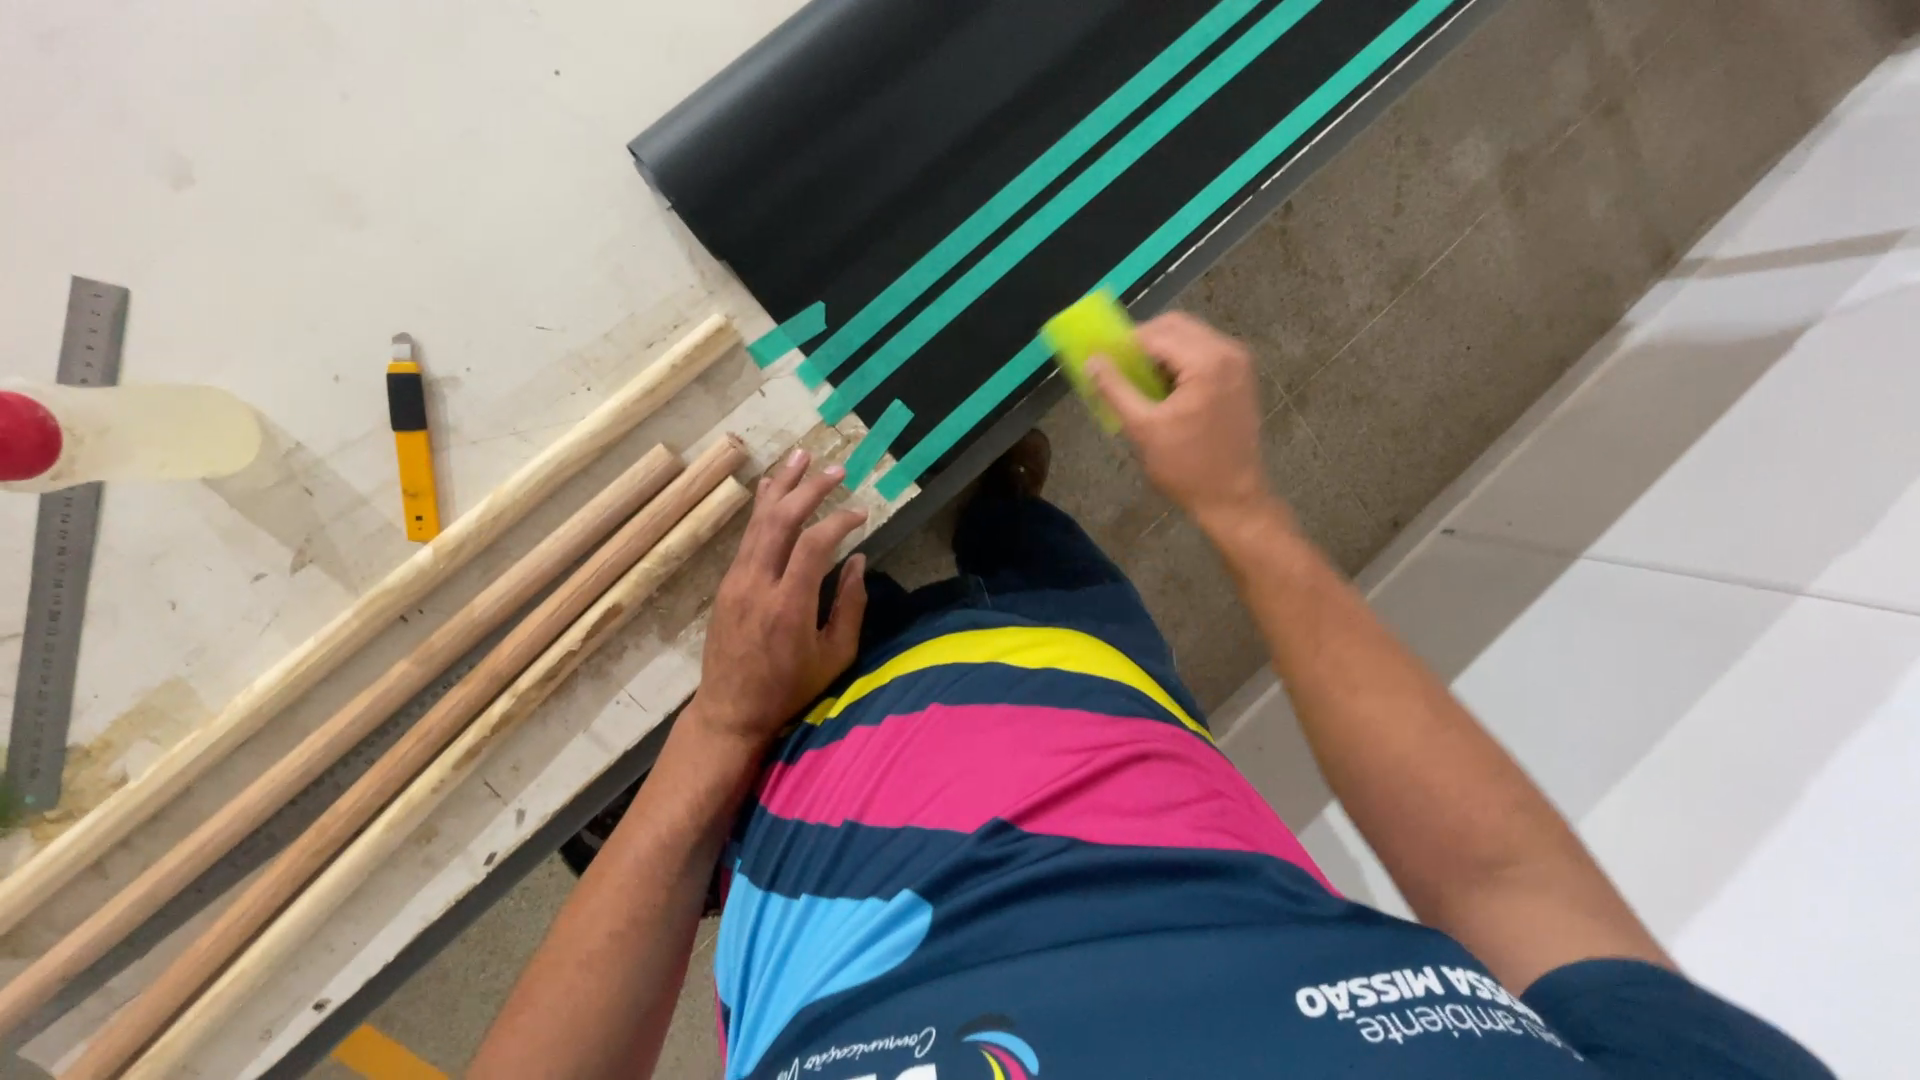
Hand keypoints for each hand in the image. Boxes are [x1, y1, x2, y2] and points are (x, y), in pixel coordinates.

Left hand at [686, 449, 867, 748]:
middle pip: (781, 520)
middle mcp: (757, 584)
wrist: (731, 709)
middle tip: (836, 468)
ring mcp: (737, 580)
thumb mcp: (835, 656)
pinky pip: (747, 535)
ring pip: (759, 521)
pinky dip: (762, 508)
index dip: (840, 521)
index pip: (815, 544)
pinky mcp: (727, 583)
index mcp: (788, 605)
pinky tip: (772, 488)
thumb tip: (858, 561)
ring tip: (801, 456)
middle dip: (809, 489)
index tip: (862, 513)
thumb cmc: (791, 688)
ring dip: (781, 487)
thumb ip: (850, 606)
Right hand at [1089, 312, 1288, 532]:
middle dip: (1143, 343)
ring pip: (1190, 337)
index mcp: (1206, 362)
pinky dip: (1180, 362)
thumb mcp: (1143, 428)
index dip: (1124, 344)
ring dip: (1161, 351)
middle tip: (1119, 370)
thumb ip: (1115, 388)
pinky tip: (1164, 389)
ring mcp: (1239, 363)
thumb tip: (1091, 360)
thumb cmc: (1187, 467)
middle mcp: (1228, 352)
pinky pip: (1204, 353)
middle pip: (1176, 326)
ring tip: (1140, 382)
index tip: (1102, 361)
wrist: (1233, 497)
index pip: (1155, 334)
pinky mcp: (1241, 377)